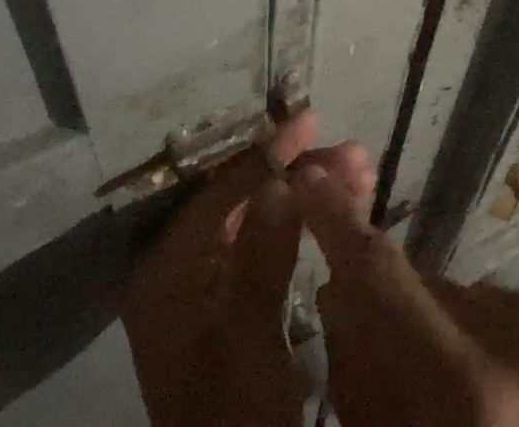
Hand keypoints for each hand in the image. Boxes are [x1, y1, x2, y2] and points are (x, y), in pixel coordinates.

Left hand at [121, 111, 373, 425]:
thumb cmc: (232, 417)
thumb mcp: (248, 340)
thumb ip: (262, 255)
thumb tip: (280, 181)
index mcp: (164, 273)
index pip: (217, 194)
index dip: (266, 155)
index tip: (312, 122)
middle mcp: (174, 272)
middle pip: (235, 203)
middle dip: (293, 174)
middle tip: (350, 154)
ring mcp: (199, 293)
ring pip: (251, 223)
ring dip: (299, 197)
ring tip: (355, 173)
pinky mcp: (224, 311)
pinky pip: (258, 252)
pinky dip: (293, 231)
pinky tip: (326, 213)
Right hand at [291, 161, 518, 426]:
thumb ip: (362, 376)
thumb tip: (338, 286)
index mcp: (472, 393)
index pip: (380, 276)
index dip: (338, 222)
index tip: (309, 177)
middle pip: (446, 293)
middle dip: (431, 323)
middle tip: (448, 384)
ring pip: (504, 298)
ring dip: (493, 332)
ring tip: (515, 399)